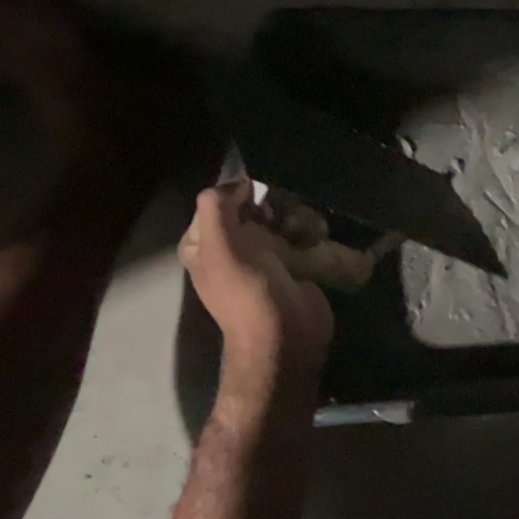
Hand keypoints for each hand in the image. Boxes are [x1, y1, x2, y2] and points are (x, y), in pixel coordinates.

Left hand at [179, 178, 333, 377]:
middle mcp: (228, 250)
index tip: (258, 193)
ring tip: (303, 217)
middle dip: (268, 202)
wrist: (285, 336)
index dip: (236, 192)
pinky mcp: (291, 266)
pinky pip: (297, 237)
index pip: (216, 202)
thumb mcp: (220, 246)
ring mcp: (261, 259)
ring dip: (292, 214)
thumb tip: (239, 182)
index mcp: (202, 246)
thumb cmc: (247, 291)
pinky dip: (307, 230)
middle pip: (248, 209)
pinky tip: (316, 230)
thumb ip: (218, 207)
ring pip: (276, 220)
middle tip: (284, 207)